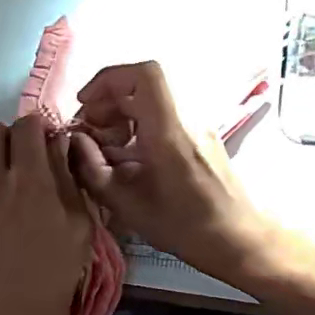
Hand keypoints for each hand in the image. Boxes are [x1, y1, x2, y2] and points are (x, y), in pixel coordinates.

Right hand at [69, 62, 279, 285]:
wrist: (239, 240)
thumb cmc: (185, 227)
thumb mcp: (128, 205)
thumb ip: (93, 170)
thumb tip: (75, 142)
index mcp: (171, 130)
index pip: (144, 74)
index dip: (108, 79)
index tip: (86, 103)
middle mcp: (188, 119)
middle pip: (145, 85)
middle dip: (110, 100)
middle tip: (90, 131)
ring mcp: (200, 127)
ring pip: (155, 100)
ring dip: (124, 114)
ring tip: (106, 148)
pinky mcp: (204, 139)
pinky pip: (167, 117)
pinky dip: (142, 126)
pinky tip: (130, 159)